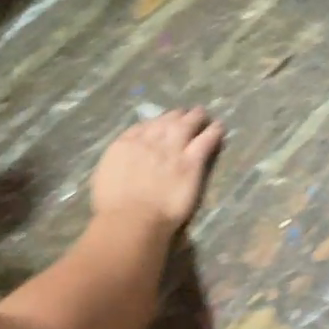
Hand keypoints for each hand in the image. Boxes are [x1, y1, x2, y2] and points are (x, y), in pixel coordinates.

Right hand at [89, 108, 224, 231]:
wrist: (134, 216)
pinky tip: (220, 128)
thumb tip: (127, 163)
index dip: (155, 122)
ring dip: (195, 119)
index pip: (142, 128)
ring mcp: (170, 151)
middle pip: (164, 124)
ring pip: (185, 128)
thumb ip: (121, 164)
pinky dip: (213, 133)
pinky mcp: (190, 163)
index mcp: (123, 145)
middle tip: (187, 112)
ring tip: (203, 114)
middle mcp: (147, 143)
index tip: (163, 119)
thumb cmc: (115, 205)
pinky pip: (204, 142)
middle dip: (176, 117)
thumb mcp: (108, 176)